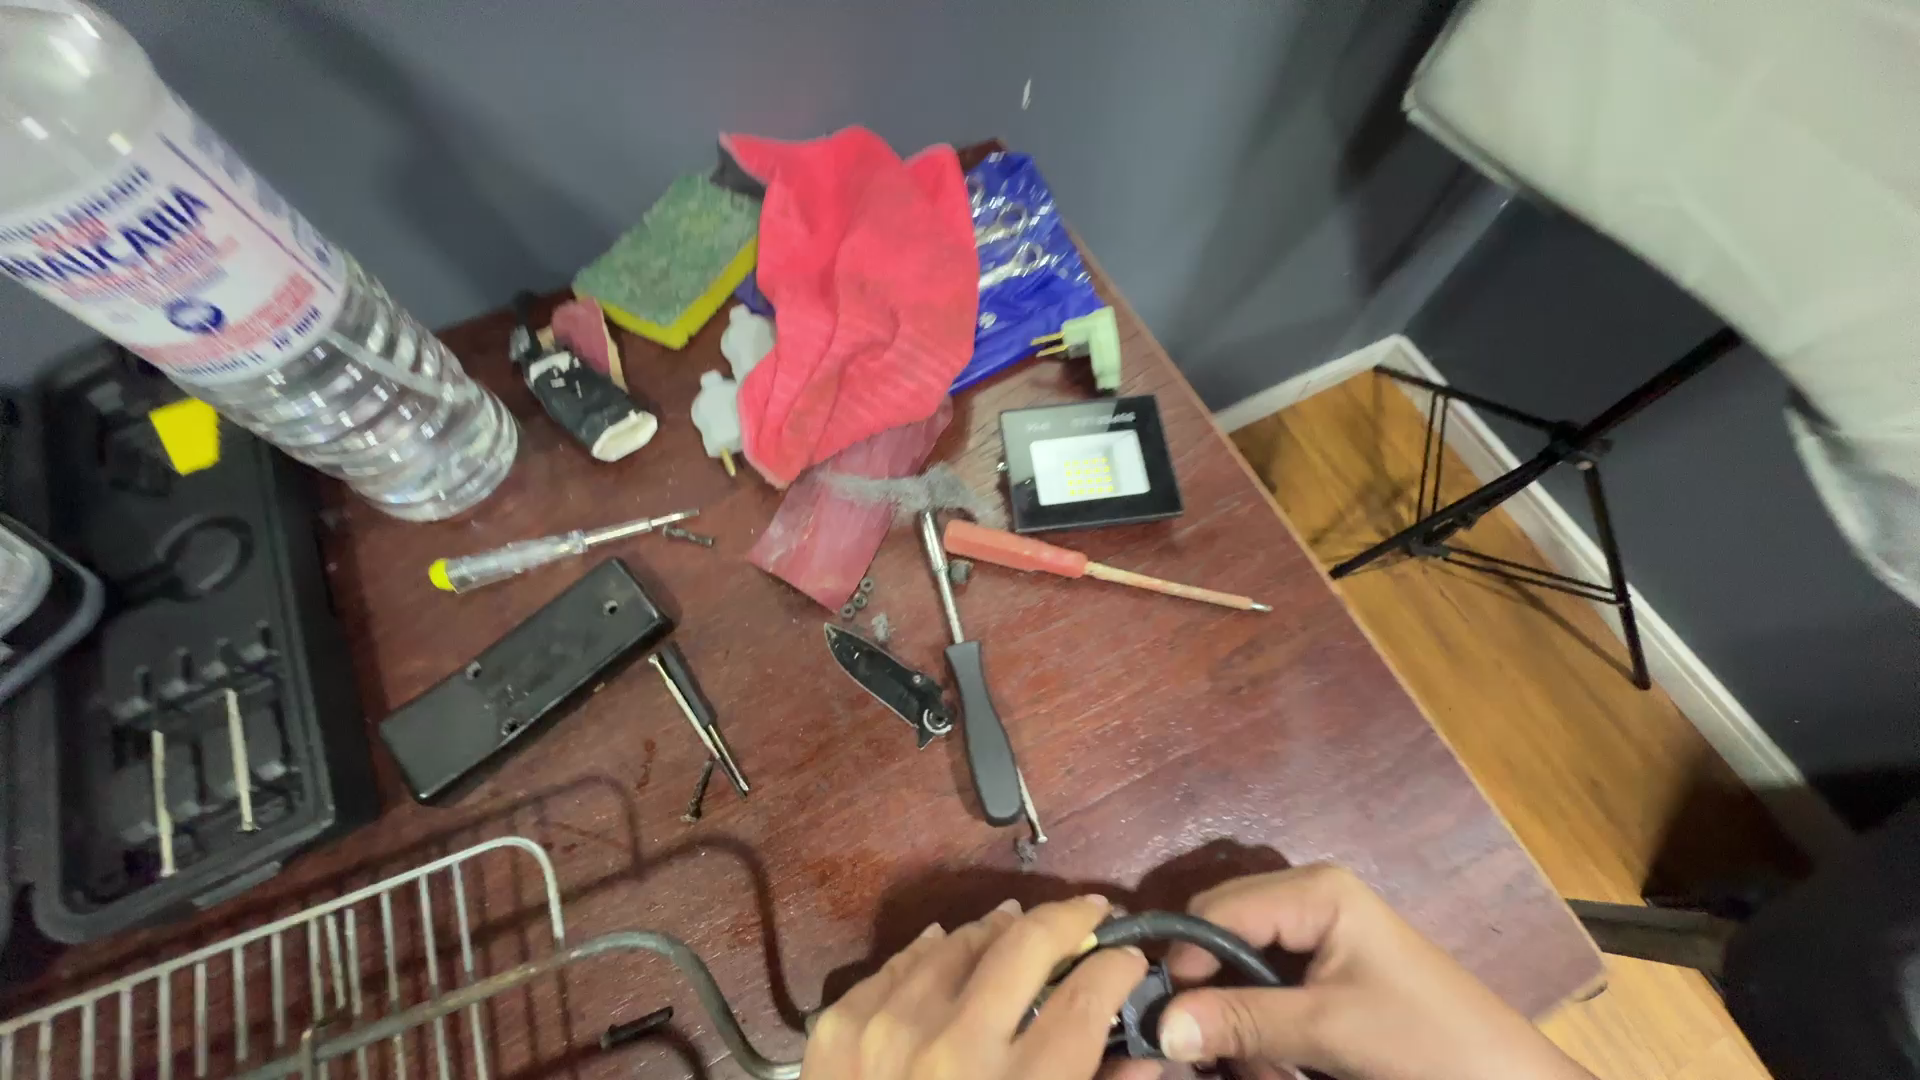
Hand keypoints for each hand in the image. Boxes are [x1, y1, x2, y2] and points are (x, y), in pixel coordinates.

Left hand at [802, 894, 1148, 1078]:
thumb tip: (1146, 1057)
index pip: (1085, 999)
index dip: (1115, 967)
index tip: (1127, 956)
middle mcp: (952, 1049)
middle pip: (1026, 945)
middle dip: (1069, 919)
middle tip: (1090, 911)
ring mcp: (889, 1028)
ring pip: (961, 940)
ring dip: (1000, 928)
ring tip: (1020, 925)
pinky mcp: (842, 1026)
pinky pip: (901, 962)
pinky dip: (932, 951)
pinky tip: (949, 945)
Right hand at [1149, 865, 1592, 1079]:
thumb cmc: (1427, 1045)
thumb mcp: (1329, 1033)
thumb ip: (1244, 1022)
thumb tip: (1160, 1025)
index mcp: (1312, 889)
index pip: (1218, 909)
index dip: (1188, 959)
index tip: (1169, 1020)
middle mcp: (1307, 895)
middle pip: (1224, 930)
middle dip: (1217, 992)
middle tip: (1222, 1053)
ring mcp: (1319, 927)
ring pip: (1240, 960)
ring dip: (1240, 1014)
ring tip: (1266, 1066)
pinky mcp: (1327, 963)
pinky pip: (1268, 979)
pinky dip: (1263, 1020)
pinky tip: (1282, 1060)